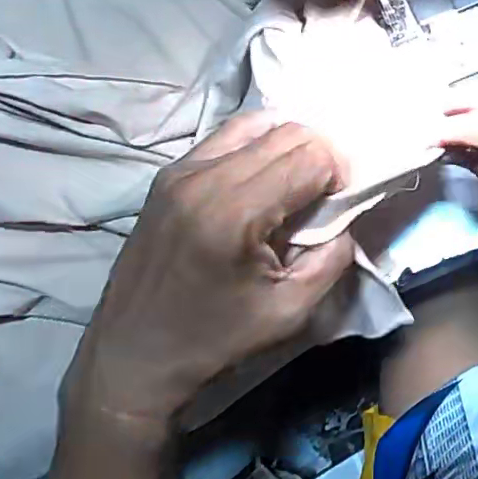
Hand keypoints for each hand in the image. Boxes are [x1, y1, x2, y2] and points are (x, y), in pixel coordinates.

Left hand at [65, 113, 357, 429]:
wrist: (132, 356)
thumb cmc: (214, 340)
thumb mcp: (291, 311)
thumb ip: (332, 256)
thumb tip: (346, 214)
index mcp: (234, 214)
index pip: (309, 156)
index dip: (338, 173)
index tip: (338, 204)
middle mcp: (204, 178)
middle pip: (287, 131)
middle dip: (319, 156)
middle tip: (322, 195)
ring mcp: (180, 169)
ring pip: (256, 122)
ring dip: (288, 145)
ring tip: (292, 183)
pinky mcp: (167, 172)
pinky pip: (226, 136)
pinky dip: (256, 145)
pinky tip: (260, 179)